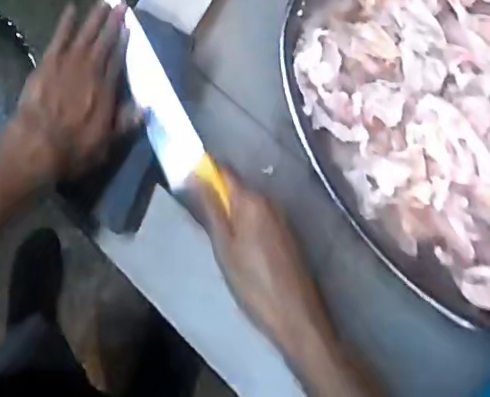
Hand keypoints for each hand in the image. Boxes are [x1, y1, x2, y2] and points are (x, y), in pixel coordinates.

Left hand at [2, 1, 124, 184]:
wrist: (36, 144)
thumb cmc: (72, 149)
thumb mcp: (105, 144)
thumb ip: (125, 123)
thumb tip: (146, 107)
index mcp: (106, 90)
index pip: (118, 60)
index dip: (124, 42)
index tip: (130, 27)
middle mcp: (90, 71)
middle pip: (105, 42)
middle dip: (114, 23)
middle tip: (121, 4)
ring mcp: (68, 63)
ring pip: (86, 35)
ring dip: (95, 18)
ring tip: (103, 1)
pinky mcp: (48, 62)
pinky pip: (59, 37)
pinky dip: (66, 22)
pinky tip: (70, 8)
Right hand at [198, 174, 333, 355]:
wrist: (297, 318)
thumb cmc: (253, 283)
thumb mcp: (224, 247)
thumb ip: (210, 208)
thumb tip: (195, 175)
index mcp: (251, 199)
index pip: (225, 170)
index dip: (207, 173)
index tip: (193, 185)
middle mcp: (269, 200)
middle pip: (239, 187)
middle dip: (222, 198)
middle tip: (208, 224)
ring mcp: (282, 217)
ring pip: (251, 204)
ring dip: (237, 214)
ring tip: (226, 243)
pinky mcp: (289, 234)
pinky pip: (263, 218)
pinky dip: (251, 225)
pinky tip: (247, 252)